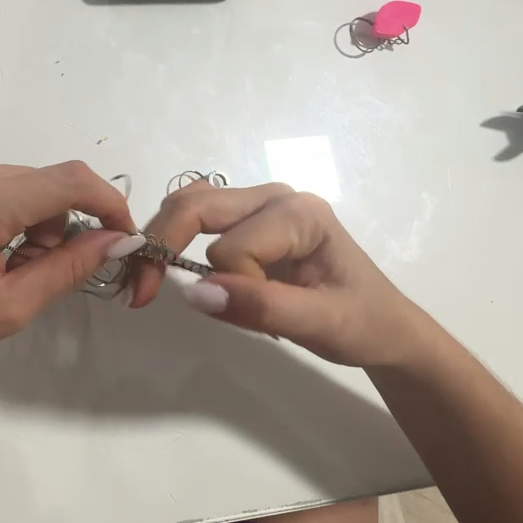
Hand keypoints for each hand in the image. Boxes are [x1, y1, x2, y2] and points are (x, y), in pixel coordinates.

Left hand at [0, 160, 138, 403]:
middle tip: (42, 268)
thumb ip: (68, 267)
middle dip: (62, 220)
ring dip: (31, 216)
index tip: (119, 234)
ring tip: (4, 263)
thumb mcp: (8, 309)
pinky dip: (2, 209)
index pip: (67, 181)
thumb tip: (116, 239)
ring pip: (17, 179)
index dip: (107, 203)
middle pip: (43, 179)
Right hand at [126, 181, 440, 368]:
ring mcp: (257, 204)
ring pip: (188, 206)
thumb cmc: (361, 323)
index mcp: (299, 213)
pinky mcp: (245, 219)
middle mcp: (273, 197)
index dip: (231, 287)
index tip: (252, 320)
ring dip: (165, 242)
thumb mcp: (321, 324)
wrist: (380, 325)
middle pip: (195, 205)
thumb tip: (195, 293)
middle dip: (163, 246)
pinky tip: (175, 263)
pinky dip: (176, 239)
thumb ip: (262, 307)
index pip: (233, 247)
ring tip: (156, 280)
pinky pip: (195, 216)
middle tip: (142, 294)